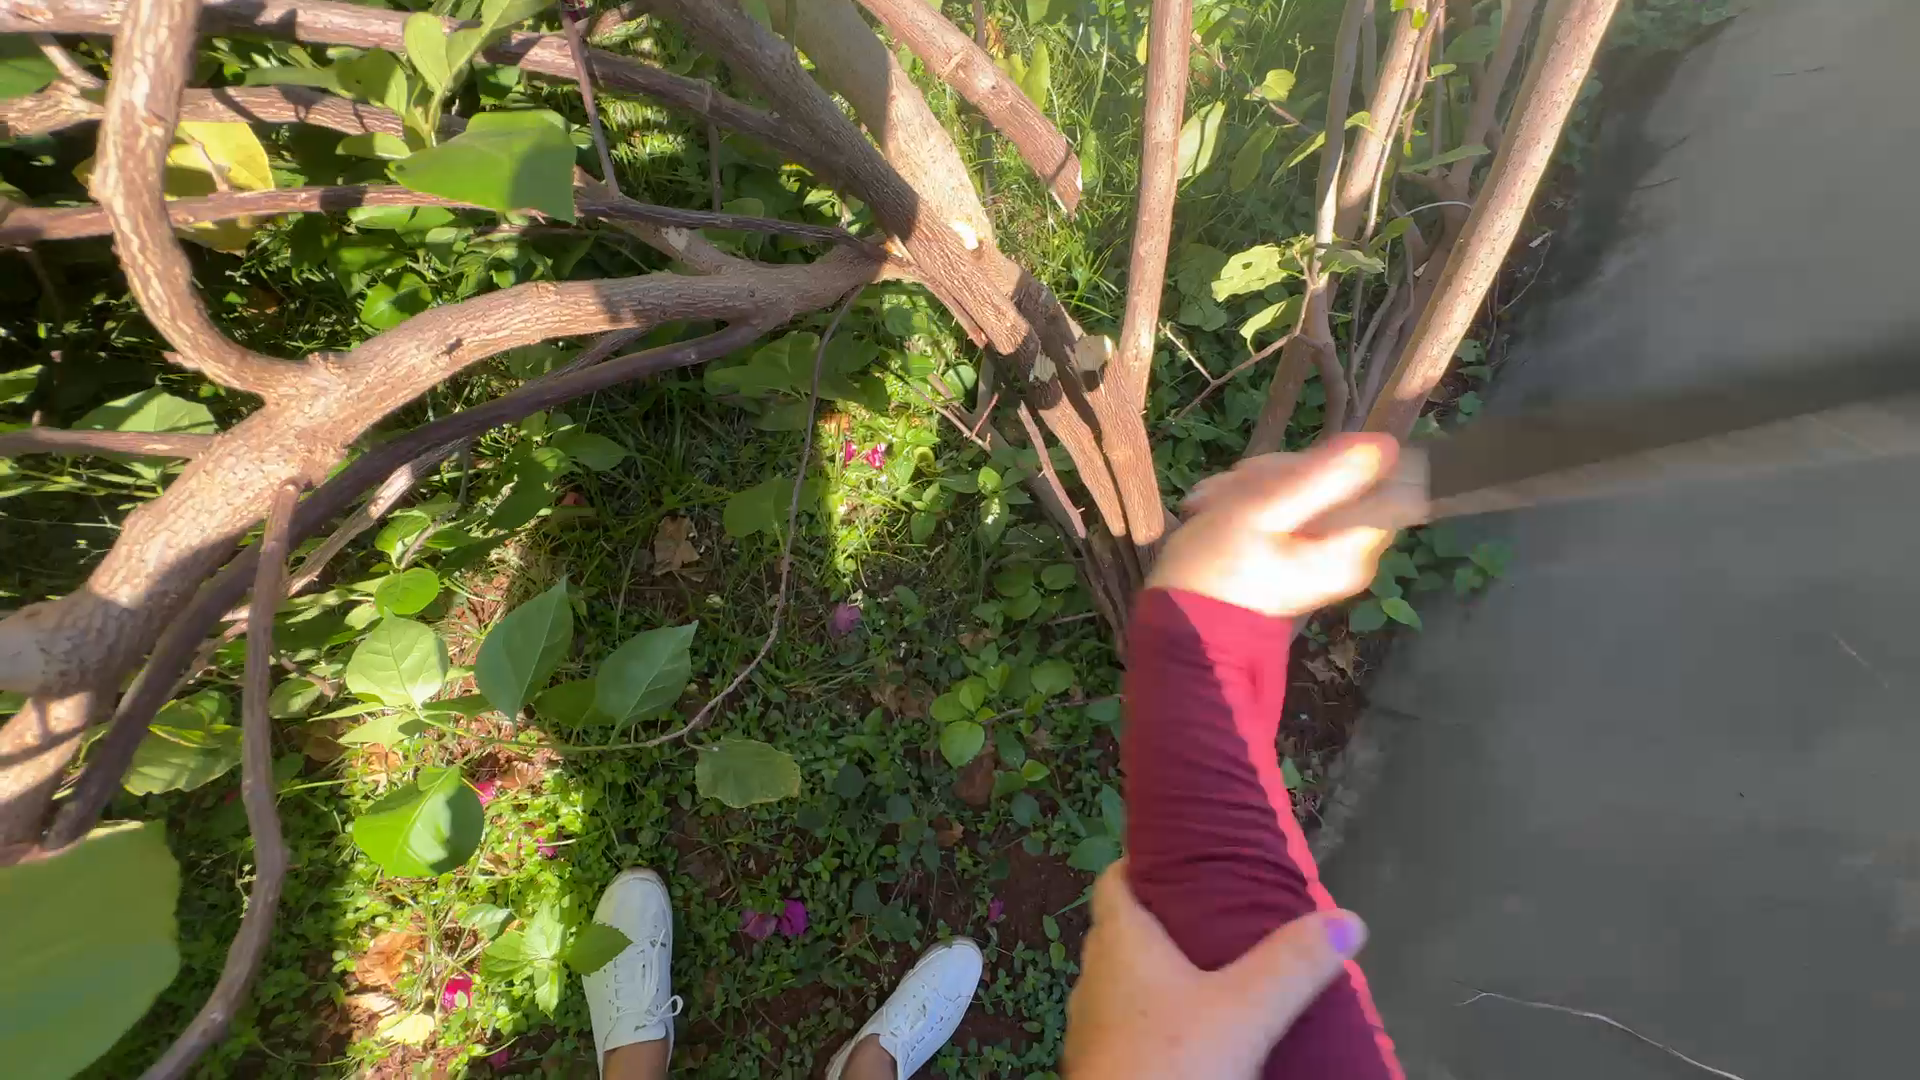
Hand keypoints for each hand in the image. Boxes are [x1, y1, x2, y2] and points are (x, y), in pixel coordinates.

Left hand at [1062, 861, 1367, 1078]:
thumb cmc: (1172, 1061)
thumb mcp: (1243, 1011)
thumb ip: (1292, 965)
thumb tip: (1348, 920)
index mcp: (1119, 936)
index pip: (1114, 877)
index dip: (1140, 862)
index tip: (1179, 860)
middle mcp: (1096, 966)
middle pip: (1121, 923)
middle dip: (1160, 915)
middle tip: (1210, 913)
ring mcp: (1092, 1015)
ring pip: (1121, 973)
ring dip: (1154, 966)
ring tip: (1206, 968)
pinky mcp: (1099, 1056)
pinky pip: (1123, 1015)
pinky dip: (1150, 1010)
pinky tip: (1188, 1030)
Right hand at [1148, 434, 1402, 618]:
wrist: (1180, 618)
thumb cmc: (1215, 566)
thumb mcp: (1262, 511)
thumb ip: (1323, 477)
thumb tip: (1385, 443)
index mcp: (1351, 547)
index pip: (1384, 481)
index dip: (1344, 461)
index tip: (1300, 465)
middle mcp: (1347, 552)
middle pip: (1340, 483)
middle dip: (1282, 473)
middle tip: (1238, 485)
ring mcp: (1320, 553)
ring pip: (1305, 491)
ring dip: (1256, 485)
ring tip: (1215, 502)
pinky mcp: (1294, 552)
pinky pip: (1285, 510)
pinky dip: (1250, 502)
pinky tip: (1217, 508)